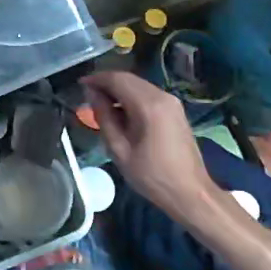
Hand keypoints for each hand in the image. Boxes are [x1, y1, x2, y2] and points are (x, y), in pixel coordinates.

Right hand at [81, 71, 219, 223]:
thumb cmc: (151, 175)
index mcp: (148, 105)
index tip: (80, 84)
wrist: (189, 191)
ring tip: (101, 104)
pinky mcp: (176, 109)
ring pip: (140, 85)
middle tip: (88, 95)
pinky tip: (122, 112)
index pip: (118, 79)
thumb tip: (93, 94)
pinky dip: (133, 97)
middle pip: (129, 79)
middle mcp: (162, 95)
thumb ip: (104, 118)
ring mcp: (172, 101)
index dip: (97, 79)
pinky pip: (149, 94)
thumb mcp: (120, 150)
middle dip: (107, 83)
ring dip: (120, 89)